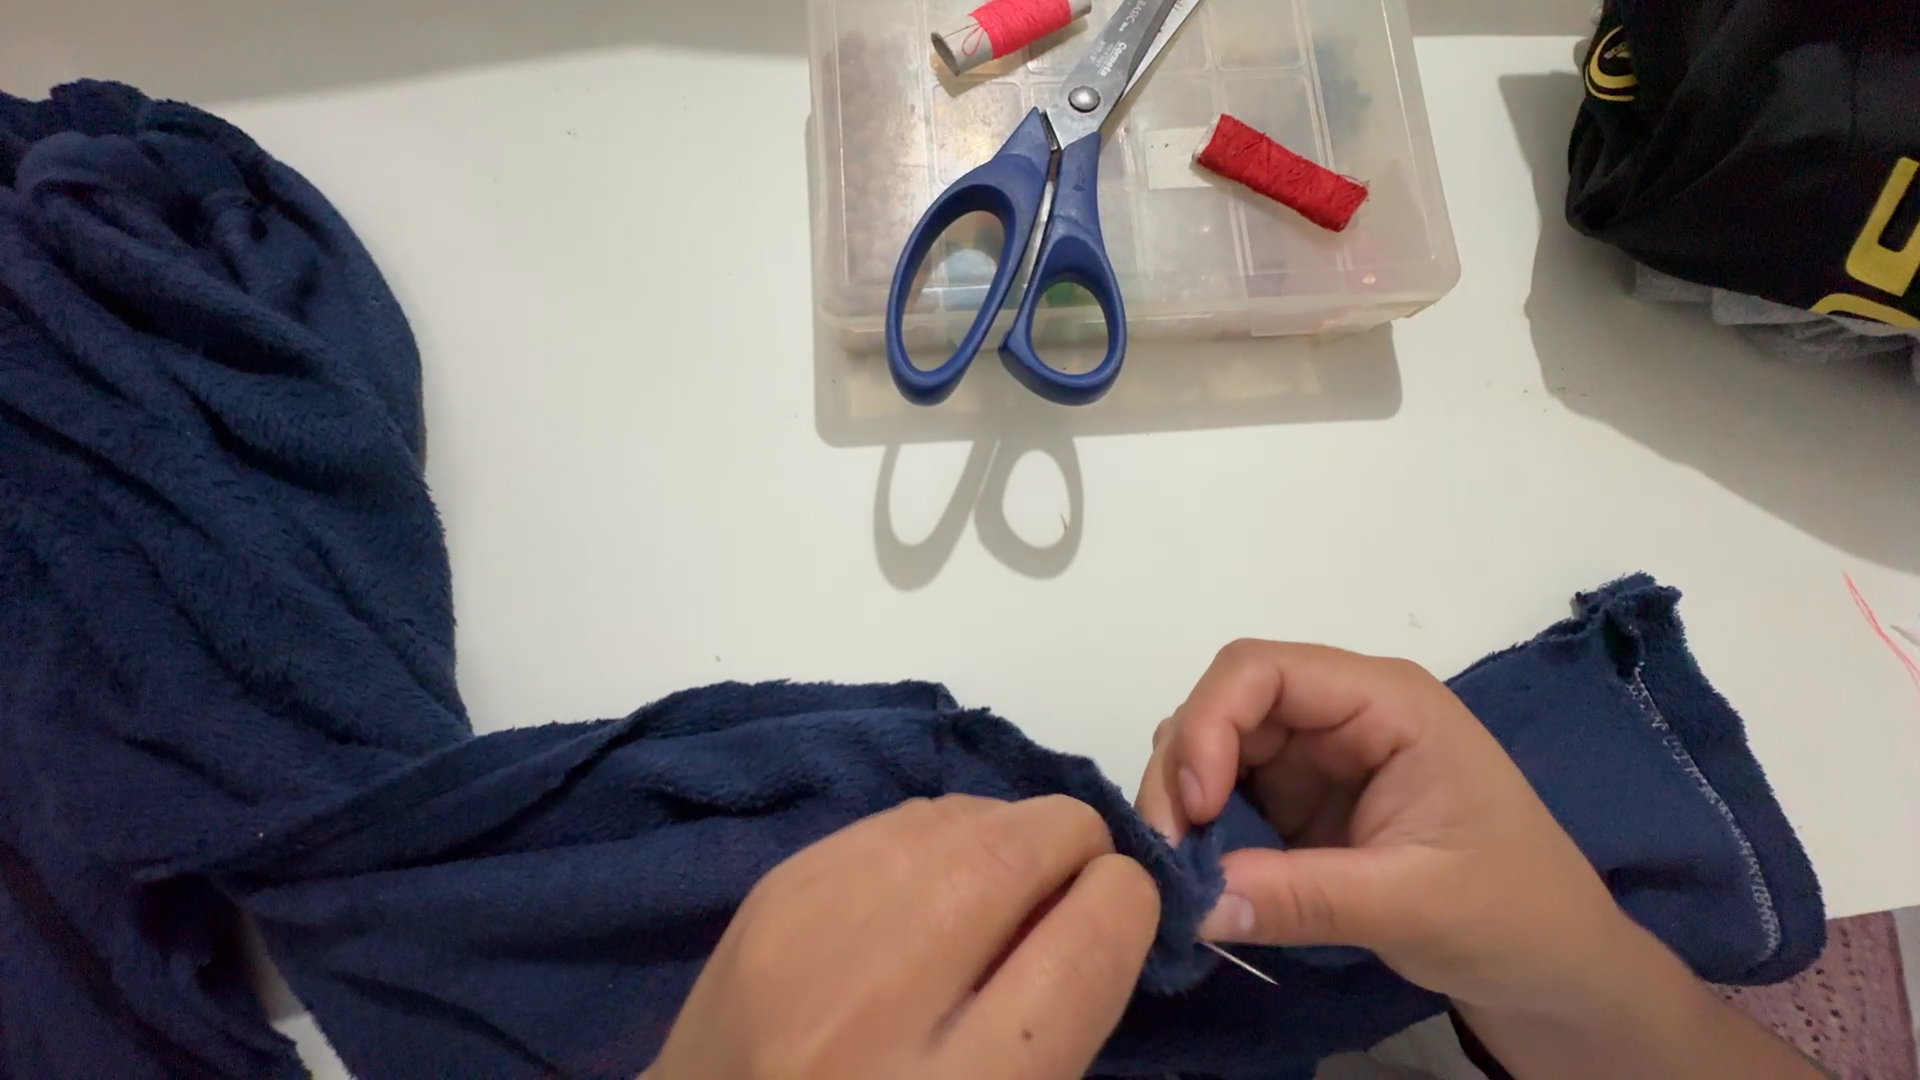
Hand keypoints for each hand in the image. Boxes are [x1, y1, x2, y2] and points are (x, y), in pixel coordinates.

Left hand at [644, 795, 1158, 1079]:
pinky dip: (946, 833)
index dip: (1127, 904)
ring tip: (1009, 874)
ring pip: (960, 815)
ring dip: (1009, 830)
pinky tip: (939, 874)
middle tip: (1079, 870)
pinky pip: (902, 817)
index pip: (1080, 949)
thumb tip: (1098, 902)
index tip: (1126, 901)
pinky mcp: (776, 884)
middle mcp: (872, 1002)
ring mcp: (810, 926)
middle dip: (1074, 840)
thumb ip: (1058, 1016)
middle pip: (1016, 850)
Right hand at [1133, 641, 1632, 1017]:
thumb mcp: (1416, 906)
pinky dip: (1198, 826)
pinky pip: (1222, 791)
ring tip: (1181, 867)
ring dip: (1181, 798)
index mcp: (1382, 701)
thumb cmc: (1518, 919)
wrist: (1560, 976)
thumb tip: (1191, 904)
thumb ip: (1301, 898)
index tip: (1195, 807)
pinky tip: (1199, 867)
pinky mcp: (1294, 797)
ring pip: (1211, 745)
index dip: (1210, 722)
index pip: (1261, 670)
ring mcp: (1311, 754)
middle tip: (1168, 854)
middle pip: (1223, 706)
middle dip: (1182, 771)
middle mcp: (1336, 712)